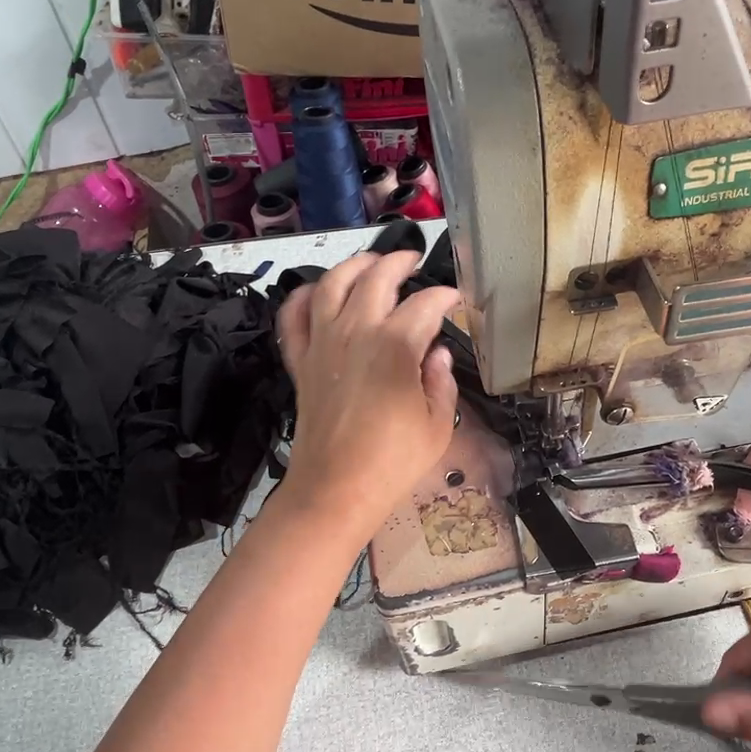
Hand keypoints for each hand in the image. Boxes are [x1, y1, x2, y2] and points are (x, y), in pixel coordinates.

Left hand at [274, 251, 459, 537]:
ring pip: (332, 283)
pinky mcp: (300, 361)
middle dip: (400, 262)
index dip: (446, 297)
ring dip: (354, 265)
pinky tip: (316, 293)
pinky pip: (293, 317)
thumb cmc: (393, 461)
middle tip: (414, 261)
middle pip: (377, 277)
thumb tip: (436, 354)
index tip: (457, 302)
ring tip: (370, 262)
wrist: (335, 489)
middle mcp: (356, 331)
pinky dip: (303, 297)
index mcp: (396, 345)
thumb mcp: (436, 424)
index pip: (426, 304)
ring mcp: (322, 343)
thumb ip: (441, 381)